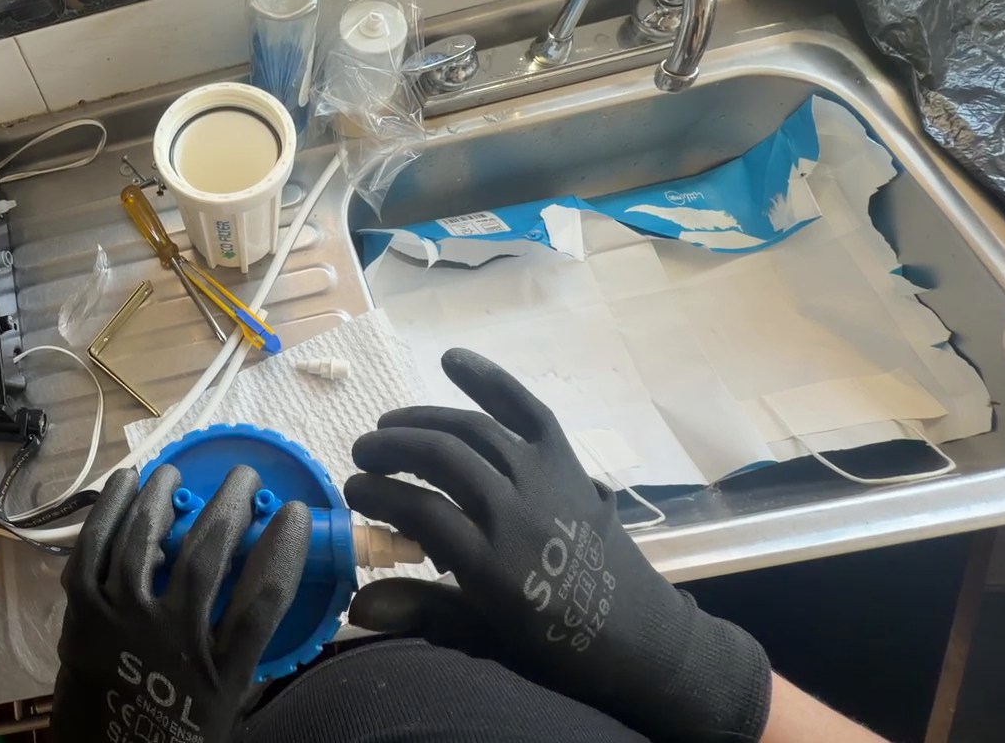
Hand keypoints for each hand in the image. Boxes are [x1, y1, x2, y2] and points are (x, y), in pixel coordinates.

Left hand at [52, 464, 310, 742]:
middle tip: (246, 476)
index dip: (284, 550)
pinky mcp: (81, 612)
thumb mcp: (223, 704)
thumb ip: (244, 651)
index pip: (263, 601)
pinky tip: (127, 481)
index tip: (296, 512)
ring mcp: (120, 622)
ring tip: (176, 474)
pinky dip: (109, 509)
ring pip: (144, 543)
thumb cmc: (171, 731)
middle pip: (206, 559)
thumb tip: (269, 583)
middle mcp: (170, 641)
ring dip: (164, 499)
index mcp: (218, 676)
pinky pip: (93, 548)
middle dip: (230, 507)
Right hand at [345, 349, 772, 742]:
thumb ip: (420, 613)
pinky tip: (449, 358)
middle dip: (390, 449)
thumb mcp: (485, 639)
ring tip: (388, 425)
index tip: (353, 492)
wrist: (650, 642)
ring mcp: (546, 480)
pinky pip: (526, 409)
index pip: (420, 511)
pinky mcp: (567, 462)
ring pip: (471, 430)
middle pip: (441, 458)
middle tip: (363, 455)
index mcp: (496, 567)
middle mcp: (518, 514)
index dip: (377, 494)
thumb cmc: (557, 647)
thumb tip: (355, 606)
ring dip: (421, 420)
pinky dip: (488, 380)